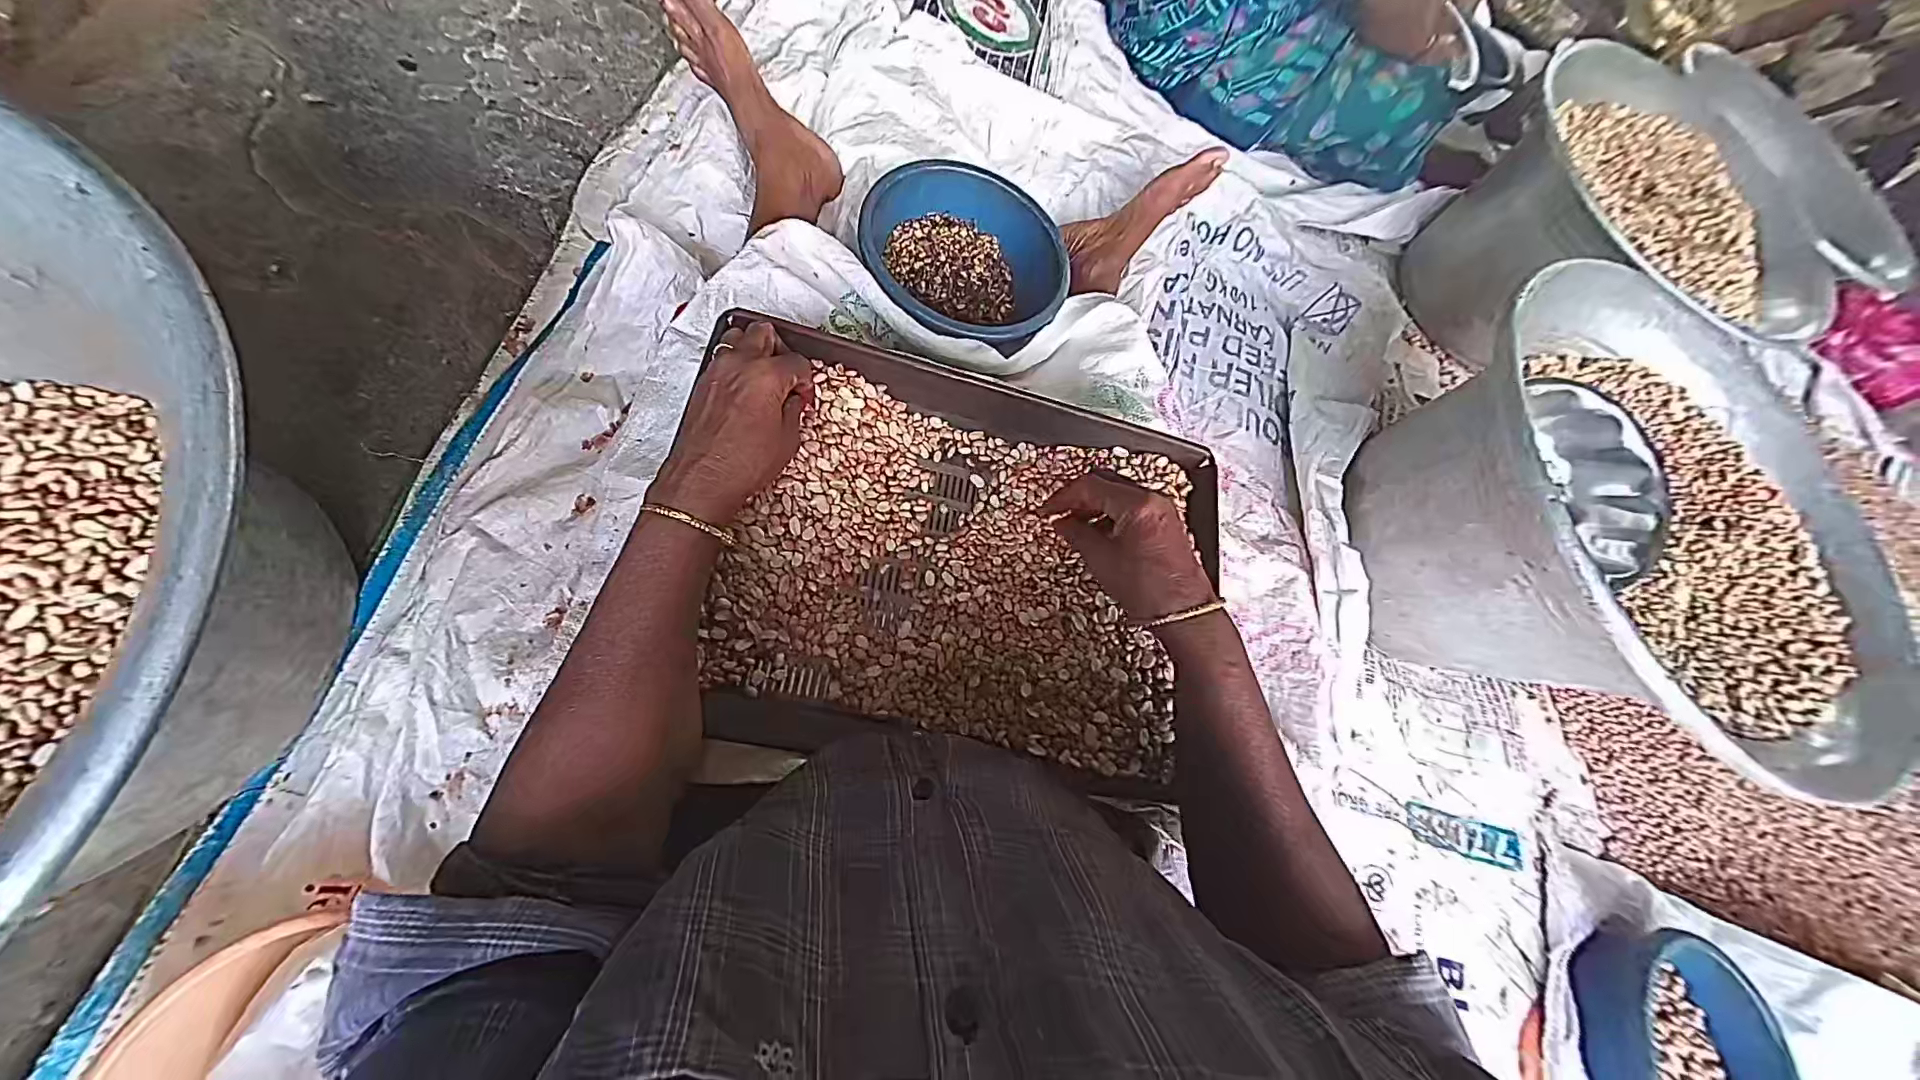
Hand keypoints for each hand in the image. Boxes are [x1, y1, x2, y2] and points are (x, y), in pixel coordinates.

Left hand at [649, 321, 813, 524]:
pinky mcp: (703, 382)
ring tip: (766, 375)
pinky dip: (737, 363)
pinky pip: (723, 357)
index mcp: (767, 374)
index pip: (798, 362)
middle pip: (765, 333)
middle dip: (782, 350)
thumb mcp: (787, 440)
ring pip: (739, 336)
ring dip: (755, 349)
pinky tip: (746, 387)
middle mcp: (739, 364)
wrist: (702, 480)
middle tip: (789, 374)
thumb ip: (794, 410)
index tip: (805, 396)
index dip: (806, 380)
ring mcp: (717, 369)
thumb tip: (793, 401)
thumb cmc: (741, 464)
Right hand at [1040, 471, 1214, 622]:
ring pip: (1118, 492)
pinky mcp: (1165, 520)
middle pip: (1105, 482)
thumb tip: (1063, 523)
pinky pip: (1132, 505)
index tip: (1049, 508)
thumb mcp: (1100, 559)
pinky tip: (1097, 530)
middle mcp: (1153, 500)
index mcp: (1137, 505)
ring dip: (1094, 504)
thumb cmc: (1150, 591)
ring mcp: (1161, 509)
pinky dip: (1111, 512)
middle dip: (1078, 496)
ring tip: (1074, 523)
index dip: (1063, 497)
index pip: (1090, 485)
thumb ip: (1076, 534)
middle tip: (1059, 511)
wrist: (1181, 611)